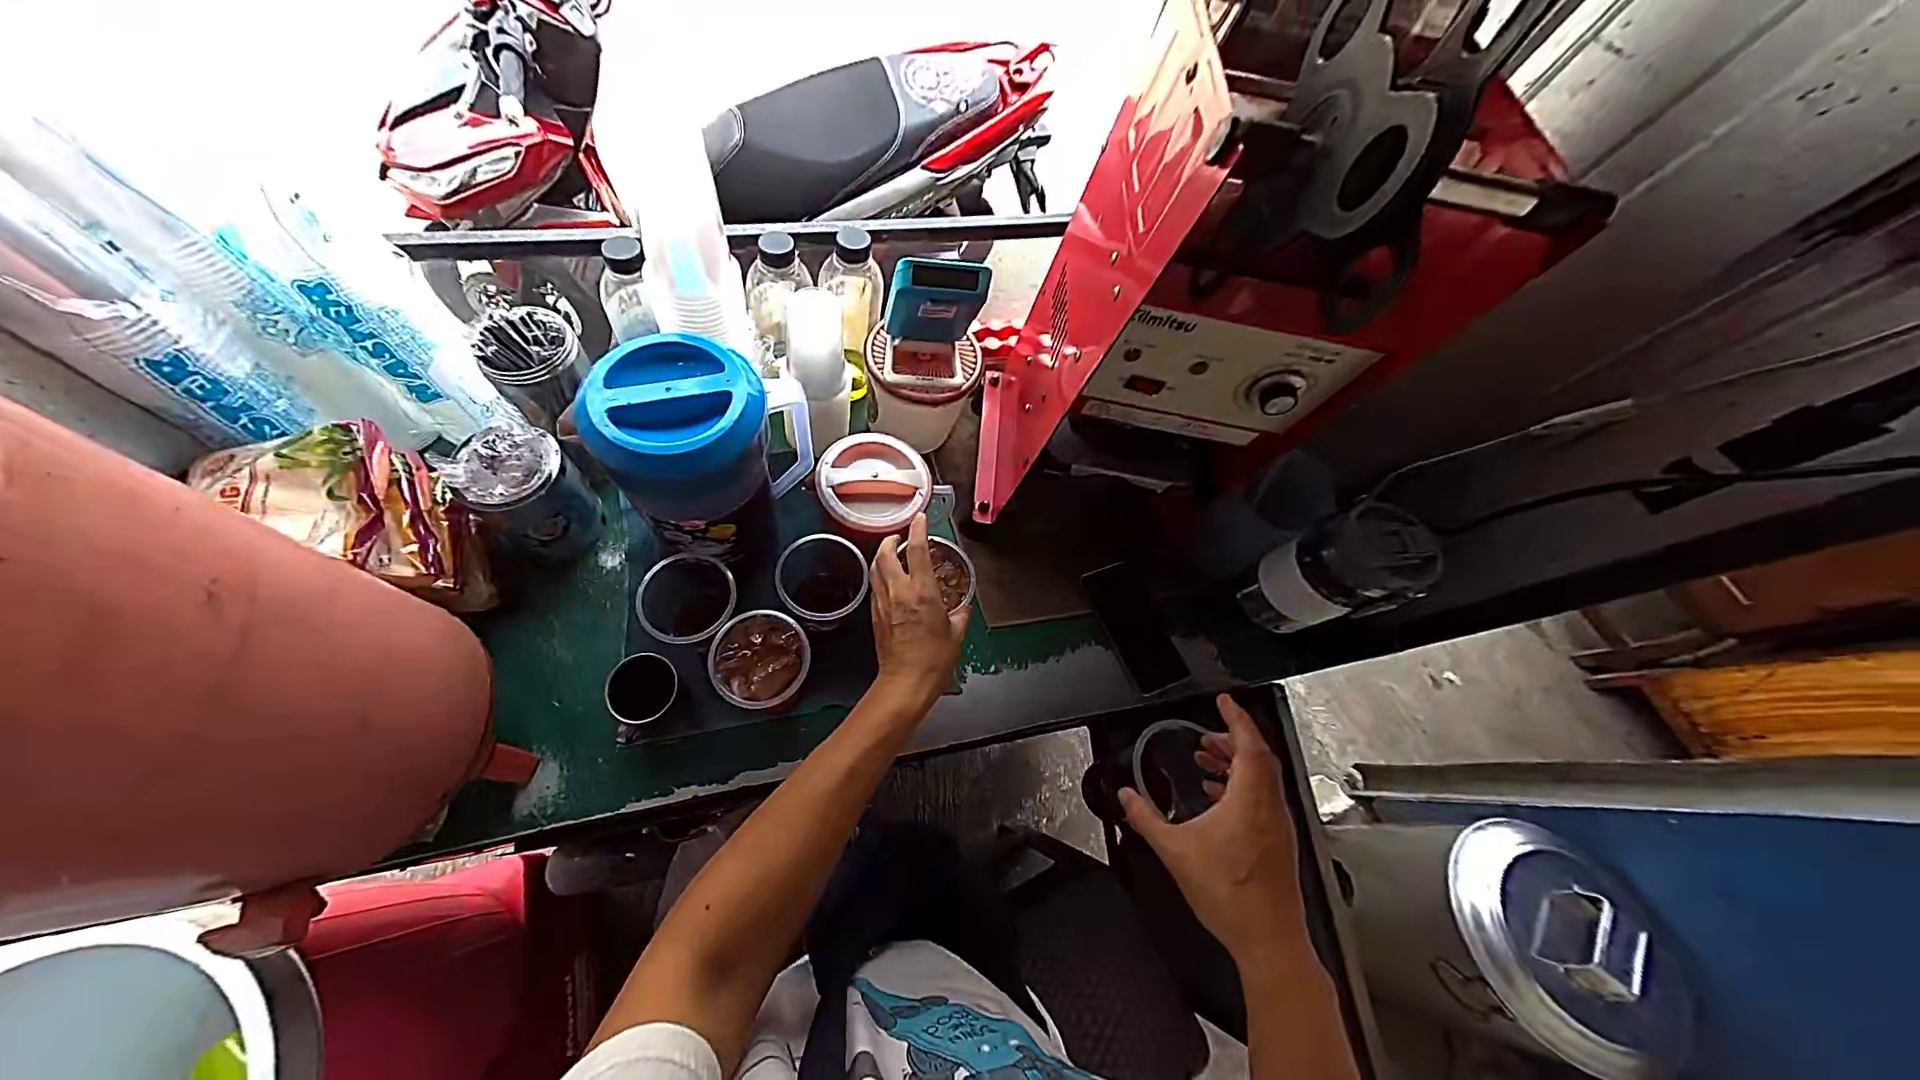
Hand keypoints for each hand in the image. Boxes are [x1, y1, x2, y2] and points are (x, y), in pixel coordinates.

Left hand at [870, 514, 968, 711]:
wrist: (906, 681)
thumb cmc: (934, 659)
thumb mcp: (956, 633)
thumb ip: (959, 615)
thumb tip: (962, 608)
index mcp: (922, 592)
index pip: (916, 549)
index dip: (918, 529)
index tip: (920, 518)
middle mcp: (899, 592)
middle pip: (885, 553)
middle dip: (890, 540)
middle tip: (899, 536)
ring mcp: (883, 603)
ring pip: (875, 568)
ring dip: (881, 556)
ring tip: (890, 553)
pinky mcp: (875, 616)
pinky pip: (875, 587)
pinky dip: (880, 576)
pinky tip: (888, 581)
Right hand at [1119, 694, 1306, 967]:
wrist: (1269, 940)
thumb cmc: (1231, 896)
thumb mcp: (1175, 850)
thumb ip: (1145, 818)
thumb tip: (1126, 796)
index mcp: (1249, 799)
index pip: (1248, 743)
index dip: (1236, 717)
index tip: (1225, 701)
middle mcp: (1270, 807)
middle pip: (1258, 757)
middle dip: (1233, 738)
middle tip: (1209, 730)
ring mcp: (1278, 825)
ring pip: (1262, 778)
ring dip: (1236, 762)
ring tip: (1208, 759)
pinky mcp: (1278, 842)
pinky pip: (1262, 798)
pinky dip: (1242, 786)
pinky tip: (1218, 798)